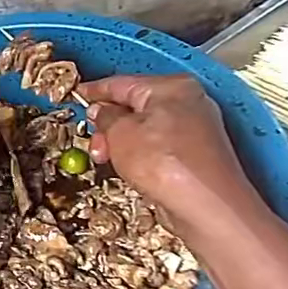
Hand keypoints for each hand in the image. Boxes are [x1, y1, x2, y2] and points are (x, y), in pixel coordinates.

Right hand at [80, 74, 250, 219]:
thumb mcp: (119, 134)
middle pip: (136, 107)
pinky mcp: (196, 156)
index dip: (96, 91)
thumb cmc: (169, 165)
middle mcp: (189, 103)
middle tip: (95, 142)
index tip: (80, 95)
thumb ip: (105, 117)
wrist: (207, 205)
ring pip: (147, 130)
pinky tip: (133, 171)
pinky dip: (142, 157)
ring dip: (123, 144)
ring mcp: (195, 130)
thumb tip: (101, 112)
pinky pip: (160, 149)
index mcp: (172, 87)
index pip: (122, 83)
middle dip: (109, 126)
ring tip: (110, 160)